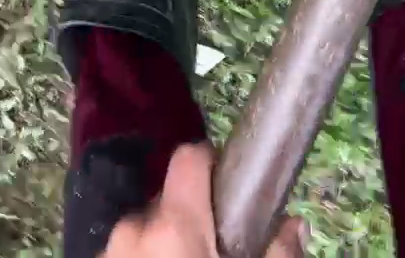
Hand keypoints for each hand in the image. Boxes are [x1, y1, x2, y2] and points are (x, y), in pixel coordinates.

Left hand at [104, 144, 306, 257]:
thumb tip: (297, 223)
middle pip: (168, 196)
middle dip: (190, 213)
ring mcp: (108, 248)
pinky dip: (141, 257)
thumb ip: (273, 252)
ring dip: (163, 239)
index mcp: (174, 222)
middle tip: (214, 245)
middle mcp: (135, 226)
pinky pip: (125, 250)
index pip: (189, 156)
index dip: (209, 162)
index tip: (226, 183)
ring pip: (144, 226)